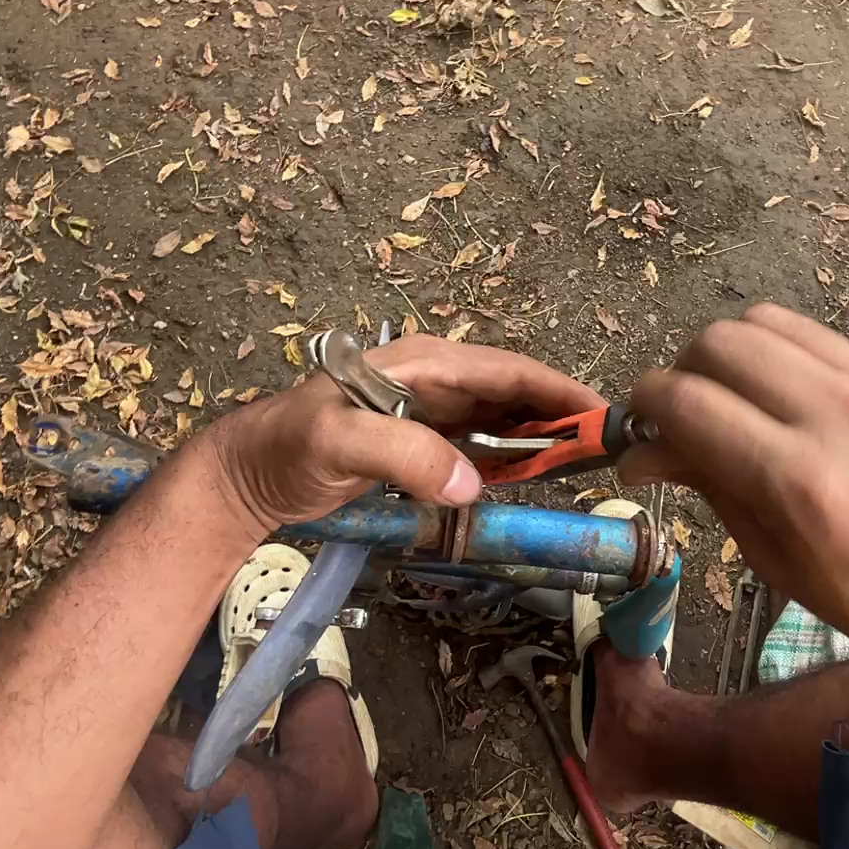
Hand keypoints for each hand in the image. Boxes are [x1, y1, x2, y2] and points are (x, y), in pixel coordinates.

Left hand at [170, 333, 605, 538]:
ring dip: (536, 438)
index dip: (557, 389)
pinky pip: (477, 445)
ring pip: (499, 418)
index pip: (505, 370)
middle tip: (601, 449)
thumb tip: (472, 484)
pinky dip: (506, 458)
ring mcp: (428, 411)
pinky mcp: (420, 440)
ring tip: (576, 464)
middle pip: (510, 392)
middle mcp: (433, 380)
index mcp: (424, 364)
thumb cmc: (288, 446)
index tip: (601, 413)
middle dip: (557, 416)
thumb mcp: (337, 442)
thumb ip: (404, 455)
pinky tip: (526, 477)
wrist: (247, 475)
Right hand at [618, 304, 848, 681]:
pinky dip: (768, 350)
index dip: (641, 409)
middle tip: (679, 420)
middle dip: (676, 374)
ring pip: (757, 321)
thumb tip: (645, 451)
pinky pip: (806, 332)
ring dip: (720, 355)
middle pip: (716, 343)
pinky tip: (773, 392)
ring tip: (725, 400)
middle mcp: (835, 414)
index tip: (635, 435)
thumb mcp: (776, 561)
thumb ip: (709, 487)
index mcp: (800, 481)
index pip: (686, 402)